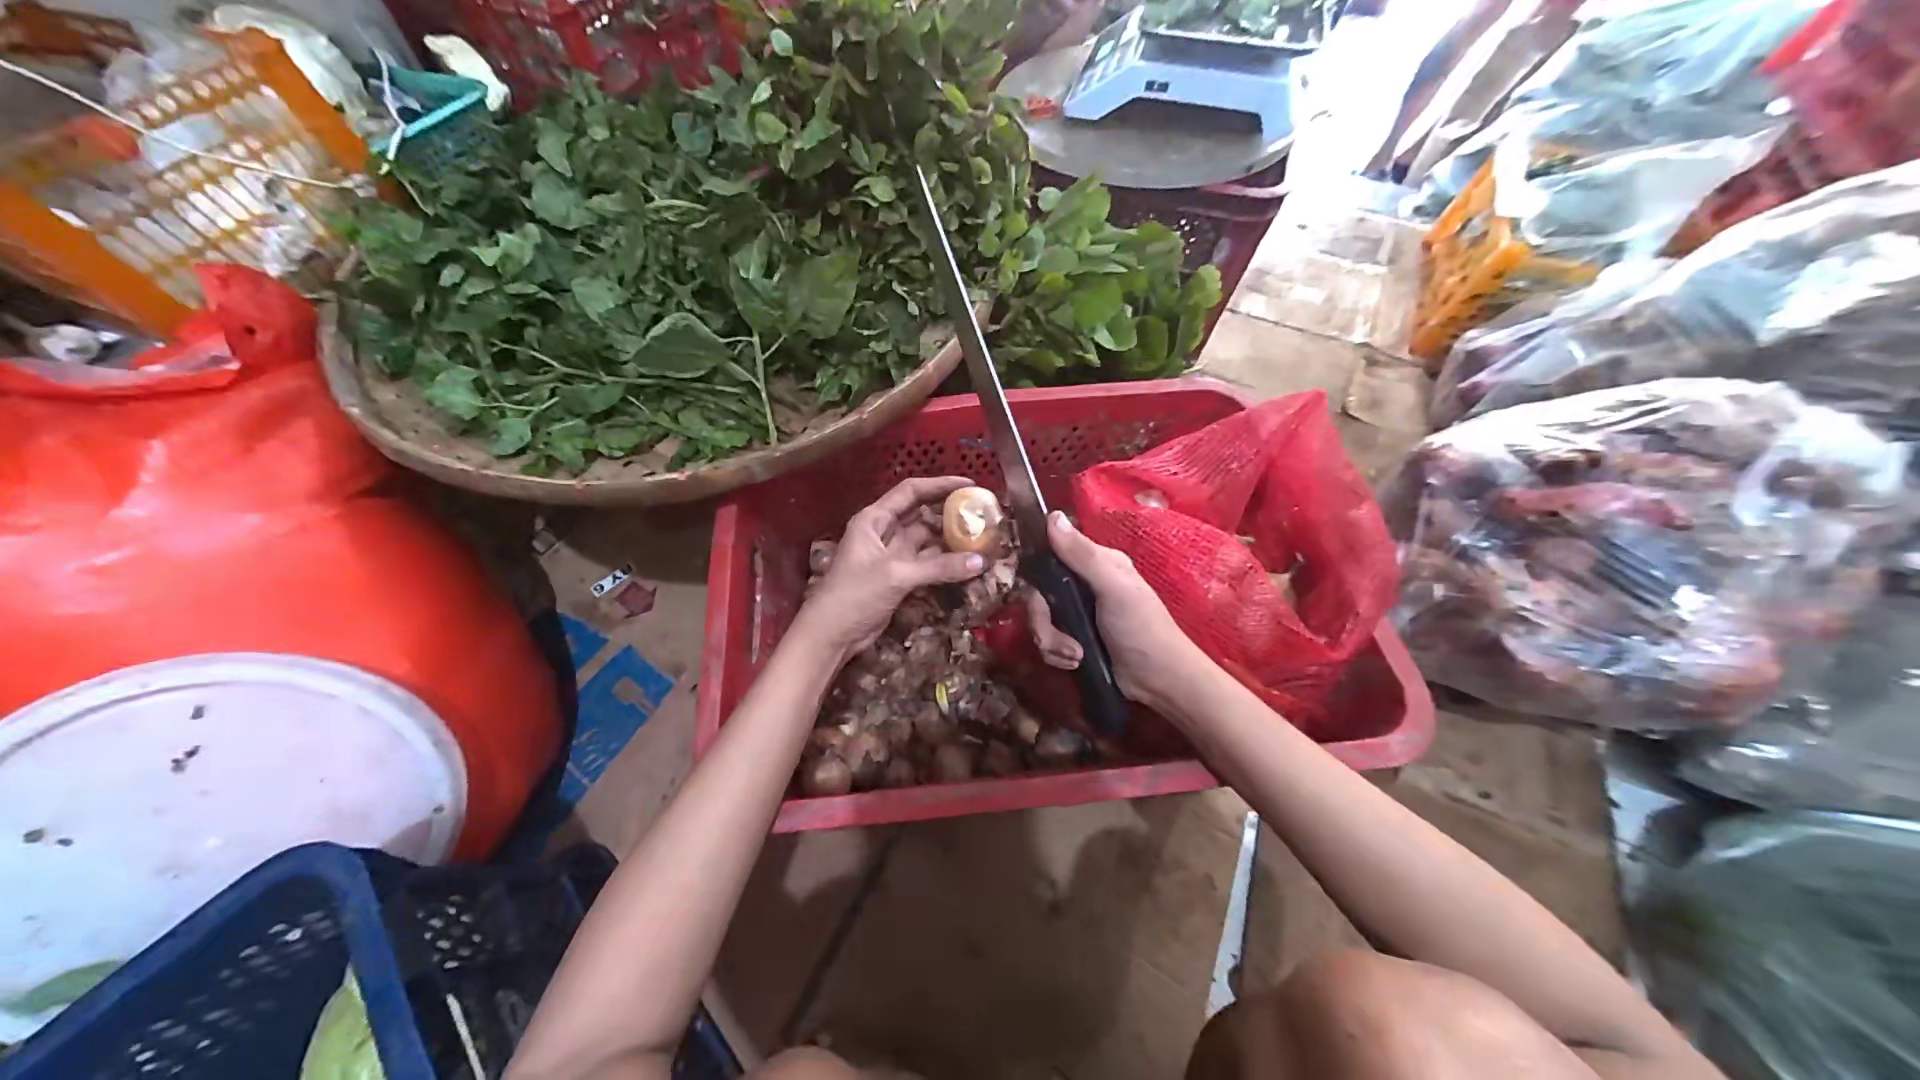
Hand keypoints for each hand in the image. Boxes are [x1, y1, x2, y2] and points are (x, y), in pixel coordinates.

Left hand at [792, 476, 986, 663]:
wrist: (830, 634)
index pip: (911, 492)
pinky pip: (926, 564)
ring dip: (950, 541)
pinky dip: (945, 564)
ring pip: (926, 541)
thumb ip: (939, 567)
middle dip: (949, 513)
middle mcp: (883, 533)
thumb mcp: (897, 575)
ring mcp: (891, 556)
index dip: (940, 485)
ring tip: (982, 538)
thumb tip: (980, 561)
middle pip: (921, 515)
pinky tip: (967, 564)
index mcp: (874, 519)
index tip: (969, 484)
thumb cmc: (854, 595)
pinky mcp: (898, 579)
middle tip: (982, 514)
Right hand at [1033, 510, 1213, 711]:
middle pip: (1039, 593)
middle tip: (1062, 641)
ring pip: (1040, 620)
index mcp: (1095, 562)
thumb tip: (1052, 515)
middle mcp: (1082, 584)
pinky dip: (1057, 655)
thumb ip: (1082, 555)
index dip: (1036, 572)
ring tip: (1075, 656)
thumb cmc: (1142, 628)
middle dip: (1044, 622)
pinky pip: (1047, 642)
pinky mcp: (1074, 639)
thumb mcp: (1114, 587)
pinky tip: (1075, 663)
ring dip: (1052, 642)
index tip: (1035, 591)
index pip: (1051, 554)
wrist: (1158, 680)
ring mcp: (1077, 613)